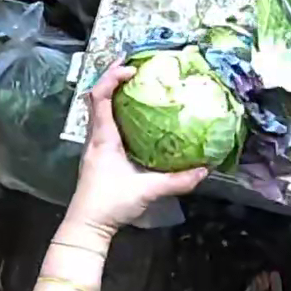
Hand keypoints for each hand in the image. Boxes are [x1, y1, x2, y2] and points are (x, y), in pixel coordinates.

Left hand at [63, 63, 207, 237]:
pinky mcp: (97, 155)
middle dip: (112, 77)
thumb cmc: (109, 204)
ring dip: (112, 93)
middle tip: (133, 65)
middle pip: (96, 97)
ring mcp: (93, 146)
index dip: (112, 77)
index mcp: (103, 139)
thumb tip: (204, 170)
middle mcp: (95, 138)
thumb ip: (177, 181)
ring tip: (134, 84)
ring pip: (98, 110)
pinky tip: (133, 116)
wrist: (87, 225)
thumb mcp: (148, 191)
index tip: (132, 69)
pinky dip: (114, 111)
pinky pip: (102, 123)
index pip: (99, 97)